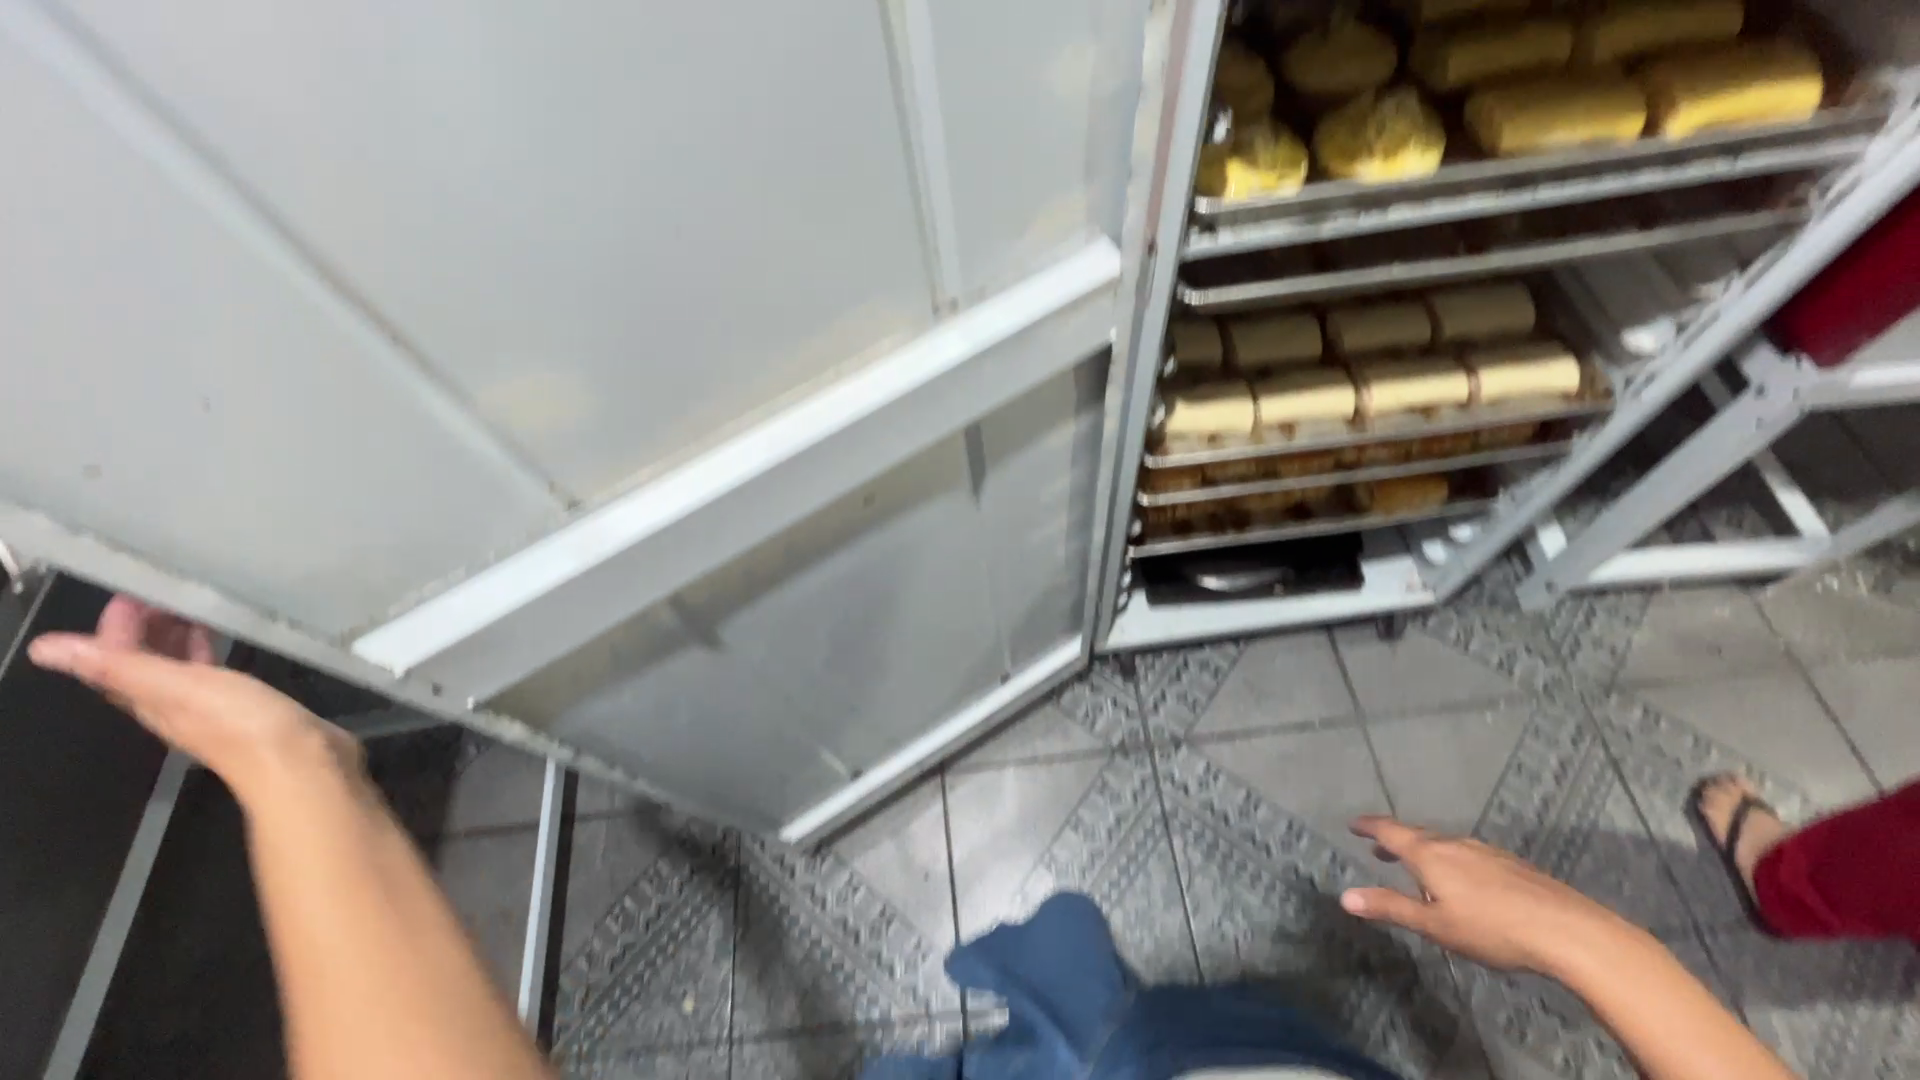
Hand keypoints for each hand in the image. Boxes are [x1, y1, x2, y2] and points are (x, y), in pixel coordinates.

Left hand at [29, 596, 358, 802]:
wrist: (300, 762)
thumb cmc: (242, 724)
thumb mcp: (178, 688)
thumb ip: (118, 666)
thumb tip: (44, 649)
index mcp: (147, 697)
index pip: (112, 654)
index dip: (117, 621)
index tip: (138, 586)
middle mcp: (169, 702)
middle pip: (142, 659)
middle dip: (145, 624)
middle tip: (168, 588)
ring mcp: (208, 705)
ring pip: (176, 663)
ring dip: (176, 634)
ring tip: (193, 604)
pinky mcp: (244, 705)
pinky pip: (212, 670)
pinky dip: (208, 649)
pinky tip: (227, 639)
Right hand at [1339, 816, 1637, 975]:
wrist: (1569, 931)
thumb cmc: (1492, 928)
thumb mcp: (1434, 925)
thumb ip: (1390, 907)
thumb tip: (1344, 896)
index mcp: (1429, 854)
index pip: (1390, 831)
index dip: (1369, 826)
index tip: (1353, 824)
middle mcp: (1454, 844)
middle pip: (1417, 835)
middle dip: (1395, 840)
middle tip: (1379, 850)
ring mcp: (1487, 852)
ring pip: (1446, 845)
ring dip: (1425, 852)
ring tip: (1420, 868)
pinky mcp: (1512, 865)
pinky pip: (1470, 855)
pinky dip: (1453, 861)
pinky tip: (1465, 882)